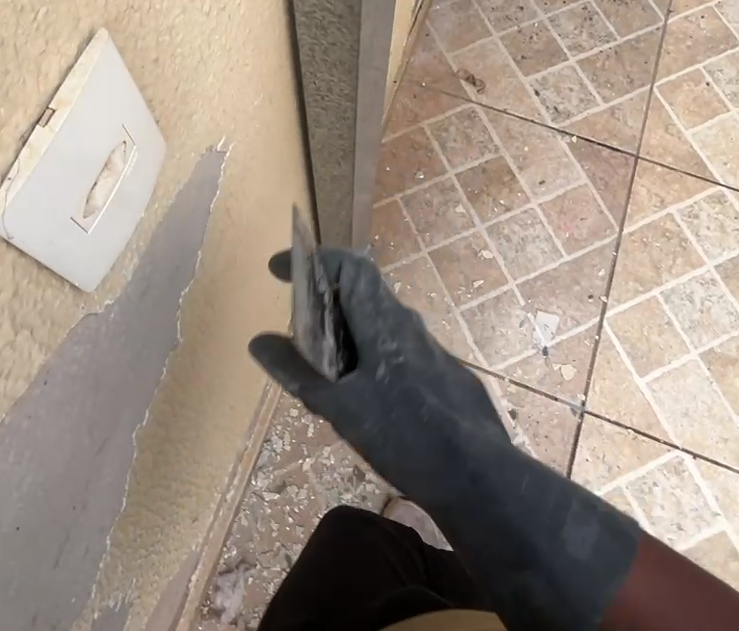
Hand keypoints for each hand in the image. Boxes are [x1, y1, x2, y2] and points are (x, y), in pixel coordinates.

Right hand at [246, 246, 510, 503]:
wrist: (479, 478)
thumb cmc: (406, 436)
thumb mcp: (341, 409)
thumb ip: (299, 374)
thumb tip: (259, 342)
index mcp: (384, 322)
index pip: (350, 266)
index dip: (315, 259)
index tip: (280, 270)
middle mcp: (409, 326)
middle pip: (364, 295)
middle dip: (325, 302)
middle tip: (296, 325)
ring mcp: (432, 352)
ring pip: (382, 326)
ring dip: (348, 333)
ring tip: (322, 364)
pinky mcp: (445, 377)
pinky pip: (400, 352)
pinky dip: (371, 357)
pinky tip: (364, 395)